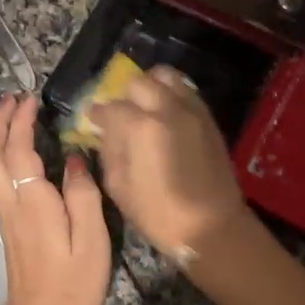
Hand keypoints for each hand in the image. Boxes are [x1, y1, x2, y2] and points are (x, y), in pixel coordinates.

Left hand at [0, 93, 111, 304]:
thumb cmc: (71, 284)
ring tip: (12, 117)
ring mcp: (7, 215)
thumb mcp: (91, 240)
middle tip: (13, 99)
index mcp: (33, 202)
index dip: (21, 122)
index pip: (18, 150)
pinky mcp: (9, 227)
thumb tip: (74, 158)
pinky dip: (2, 156)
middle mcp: (12, 203)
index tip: (30, 99)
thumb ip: (83, 195)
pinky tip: (19, 154)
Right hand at [91, 66, 249, 259]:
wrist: (212, 227)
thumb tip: (106, 133)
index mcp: (141, 128)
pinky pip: (185, 91)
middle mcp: (167, 109)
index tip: (92, 121)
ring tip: (144, 107)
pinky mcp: (208, 118)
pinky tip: (164, 115)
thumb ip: (109, 151)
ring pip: (166, 77)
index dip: (97, 114)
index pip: (110, 107)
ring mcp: (192, 110)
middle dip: (123, 96)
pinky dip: (170, 94)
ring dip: (149, 87)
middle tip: (119, 115)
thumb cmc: (159, 214)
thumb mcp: (119, 187)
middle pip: (138, 82)